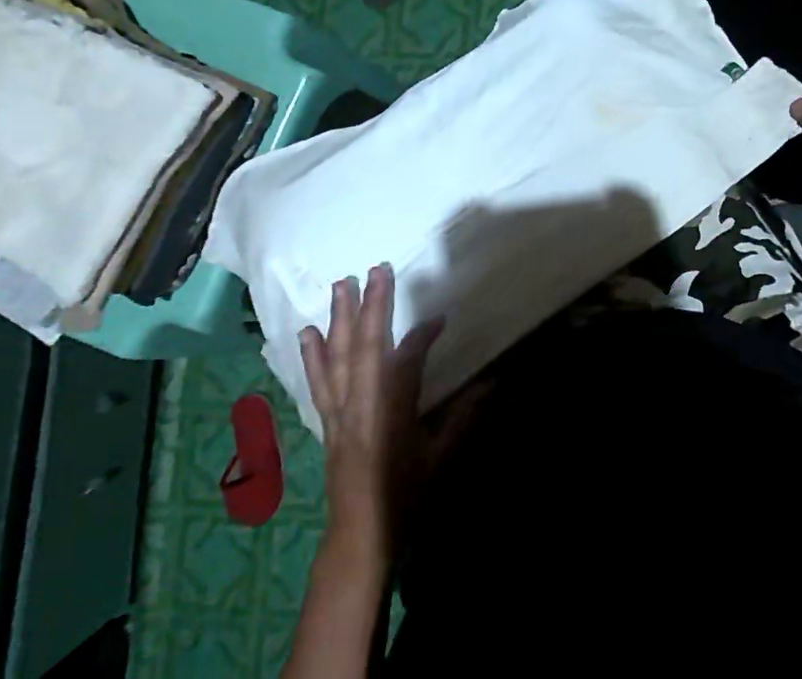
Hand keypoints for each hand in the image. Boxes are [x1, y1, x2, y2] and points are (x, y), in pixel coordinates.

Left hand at [300, 263, 443, 548]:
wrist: (360, 533)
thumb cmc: (405, 495)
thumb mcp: (440, 458)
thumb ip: (463, 418)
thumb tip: (492, 385)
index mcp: (392, 410)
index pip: (407, 359)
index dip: (423, 335)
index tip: (439, 317)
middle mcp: (361, 402)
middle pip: (365, 344)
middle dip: (372, 304)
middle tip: (375, 269)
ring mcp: (339, 409)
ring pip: (337, 354)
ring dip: (339, 317)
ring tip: (341, 284)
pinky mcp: (327, 418)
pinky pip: (317, 379)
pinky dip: (313, 353)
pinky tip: (308, 331)